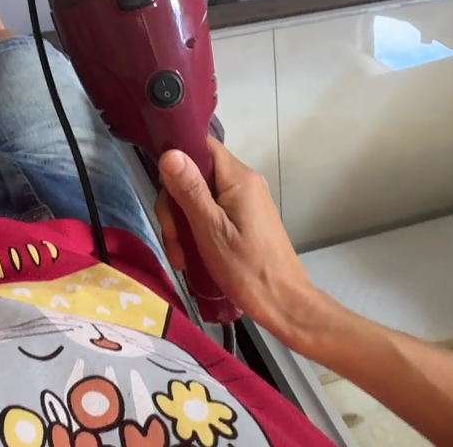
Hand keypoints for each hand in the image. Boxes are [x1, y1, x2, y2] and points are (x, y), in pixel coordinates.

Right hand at [157, 137, 332, 342]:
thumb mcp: (212, 231)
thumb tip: (169, 152)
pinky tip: (192, 257)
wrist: (287, 307)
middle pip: (196, 175)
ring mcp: (245, 201)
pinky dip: (197, 231)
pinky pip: (212, 212)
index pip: (201, 145)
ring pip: (200, 197)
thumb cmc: (249, 270)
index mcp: (239, 178)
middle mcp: (244, 181)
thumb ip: (190, 190)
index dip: (177, 160)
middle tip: (173, 242)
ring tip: (182, 258)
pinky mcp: (245, 219)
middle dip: (176, 207)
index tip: (165, 191)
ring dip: (184, 225)